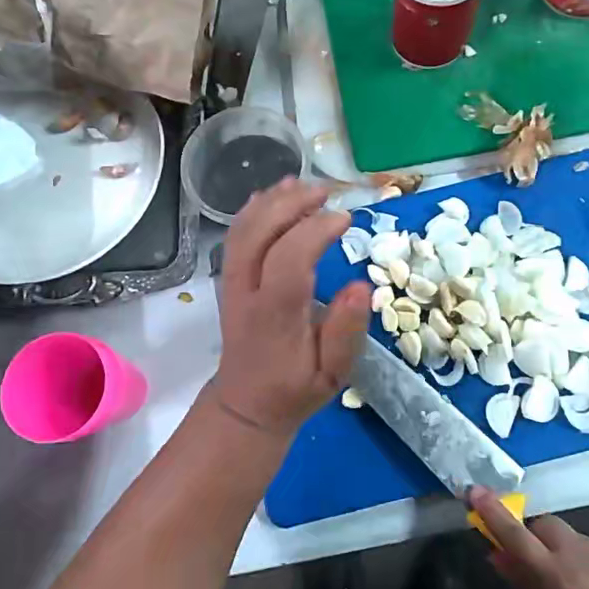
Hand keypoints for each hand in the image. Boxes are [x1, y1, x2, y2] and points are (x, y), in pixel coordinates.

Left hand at [209, 178, 370, 436]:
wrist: (247, 403)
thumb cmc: (295, 388)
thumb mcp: (332, 373)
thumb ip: (346, 331)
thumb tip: (360, 286)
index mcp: (275, 315)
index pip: (289, 259)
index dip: (315, 231)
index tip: (345, 219)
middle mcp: (246, 292)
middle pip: (258, 233)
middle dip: (290, 204)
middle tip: (326, 191)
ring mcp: (231, 283)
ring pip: (243, 230)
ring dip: (271, 201)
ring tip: (303, 185)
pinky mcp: (229, 279)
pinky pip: (237, 236)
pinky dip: (254, 210)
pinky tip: (274, 196)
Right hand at [470, 487, 588, 588]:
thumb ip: (525, 587)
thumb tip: (500, 559)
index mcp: (555, 573)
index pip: (515, 533)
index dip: (493, 512)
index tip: (475, 490)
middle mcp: (580, 553)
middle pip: (546, 526)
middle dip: (533, 536)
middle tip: (529, 563)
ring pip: (572, 540)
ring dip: (560, 553)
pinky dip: (584, 565)